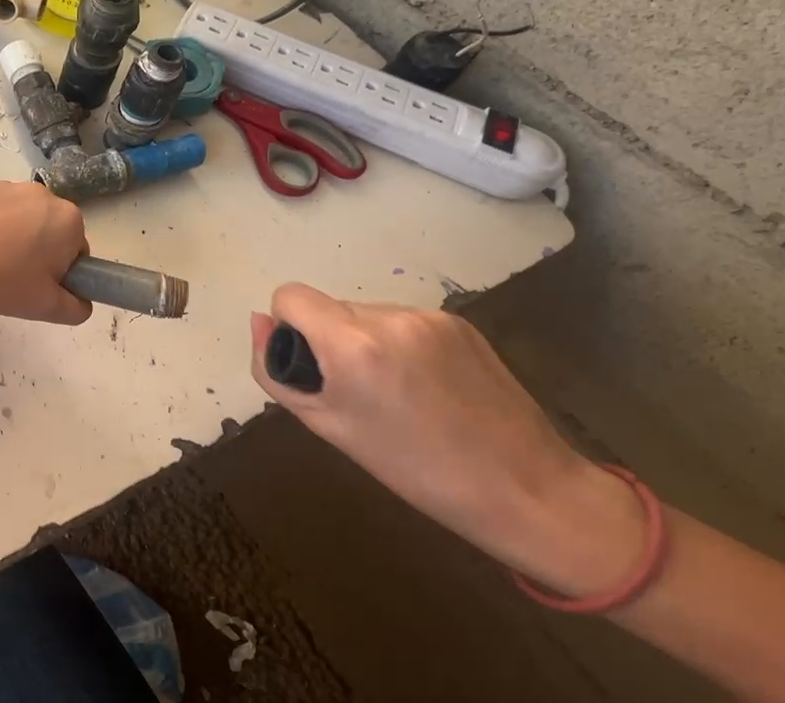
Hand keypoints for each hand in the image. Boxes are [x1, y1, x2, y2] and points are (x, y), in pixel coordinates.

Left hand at [0, 180, 91, 324]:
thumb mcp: (45, 308)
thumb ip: (76, 307)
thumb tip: (81, 301)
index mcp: (66, 218)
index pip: (75, 251)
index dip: (57, 275)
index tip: (31, 288)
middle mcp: (39, 193)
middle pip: (44, 231)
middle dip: (31, 254)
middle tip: (4, 280)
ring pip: (11, 219)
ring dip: (1, 239)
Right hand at [252, 284, 646, 595]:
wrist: (524, 488)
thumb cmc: (412, 468)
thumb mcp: (326, 425)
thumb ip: (277, 371)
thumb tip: (260, 323)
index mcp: (353, 344)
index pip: (290, 296)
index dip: (288, 327)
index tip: (311, 367)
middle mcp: (389, 317)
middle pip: (329, 306)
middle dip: (328, 338)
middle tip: (355, 392)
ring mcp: (430, 317)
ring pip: (366, 314)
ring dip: (364, 341)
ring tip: (394, 391)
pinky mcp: (460, 323)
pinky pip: (403, 322)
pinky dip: (399, 345)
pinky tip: (424, 385)